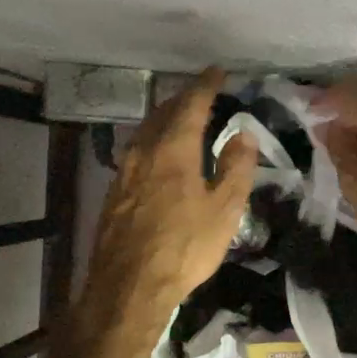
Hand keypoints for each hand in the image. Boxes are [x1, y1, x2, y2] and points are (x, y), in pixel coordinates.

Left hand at [84, 67, 258, 316]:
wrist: (129, 285)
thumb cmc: (184, 247)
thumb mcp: (224, 210)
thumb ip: (236, 168)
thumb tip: (242, 134)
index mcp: (173, 148)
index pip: (191, 103)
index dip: (206, 85)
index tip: (219, 72)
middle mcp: (143, 151)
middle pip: (163, 112)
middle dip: (184, 99)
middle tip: (203, 95)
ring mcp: (124, 171)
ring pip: (146, 131)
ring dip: (166, 120)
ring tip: (183, 121)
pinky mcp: (114, 192)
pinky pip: (137, 152)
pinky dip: (153, 142)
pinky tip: (160, 157)